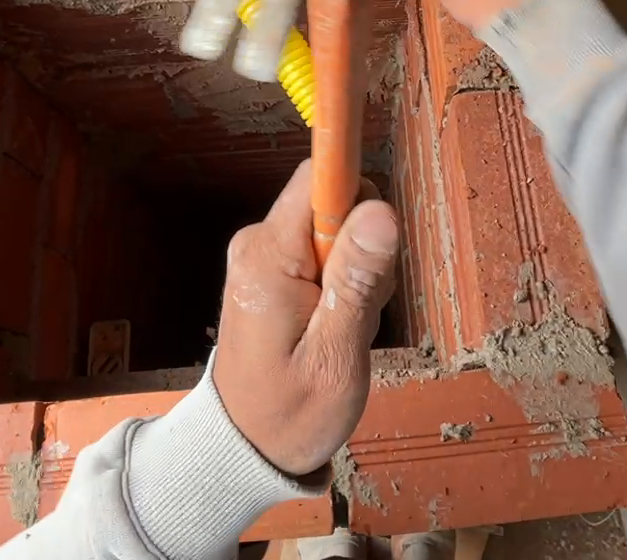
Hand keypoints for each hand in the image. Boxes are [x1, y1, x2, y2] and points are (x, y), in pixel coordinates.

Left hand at [212, 161, 400, 475]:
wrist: (245, 447)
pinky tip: (336, 324)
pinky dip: (343, 282)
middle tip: (360, 312)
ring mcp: (265, 252)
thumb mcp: (335, 358)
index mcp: (268, 255)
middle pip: (335, 204)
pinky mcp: (275, 265)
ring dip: (357, 273)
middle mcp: (260, 241)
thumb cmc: (289, 414)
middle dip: (364, 249)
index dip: (356, 193)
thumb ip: (358, 281)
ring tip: (344, 328)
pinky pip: (326, 249)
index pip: (317, 179)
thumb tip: (381, 210)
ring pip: (338, 229)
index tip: (380, 237)